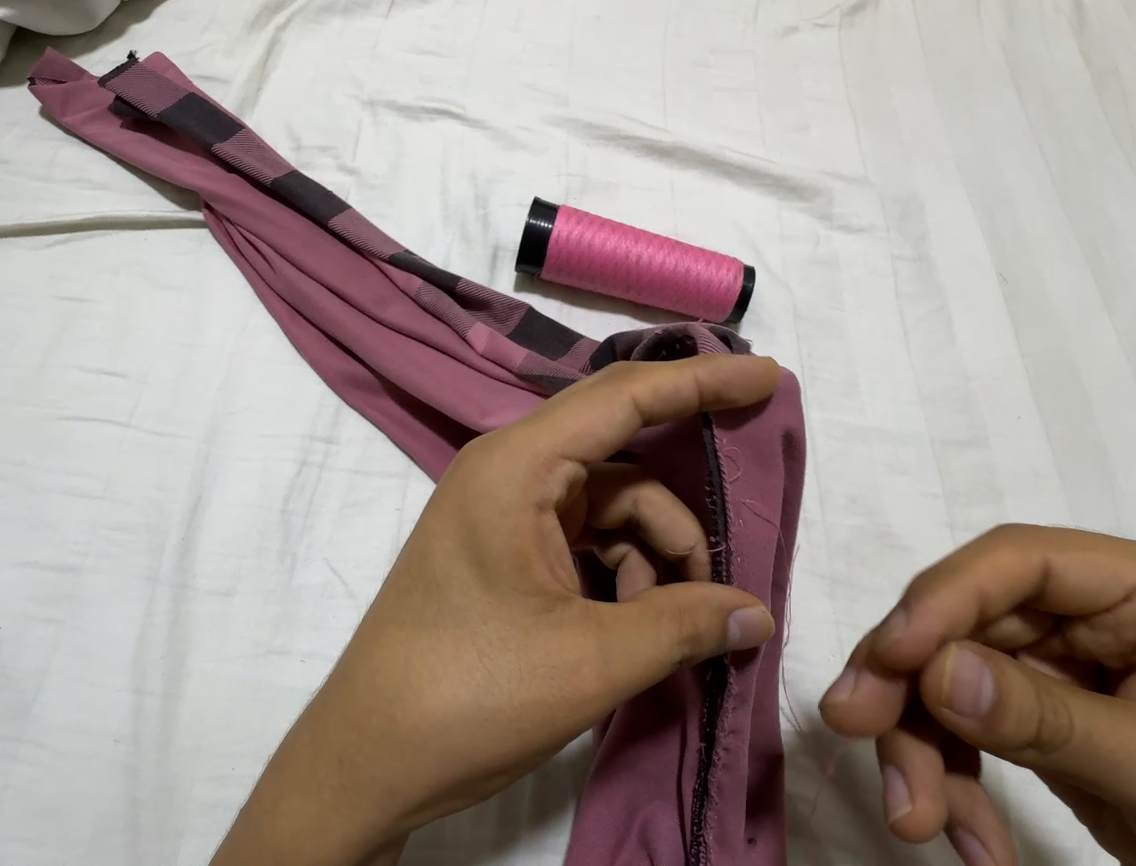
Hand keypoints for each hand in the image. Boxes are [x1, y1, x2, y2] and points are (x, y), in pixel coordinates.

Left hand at [212, 354, 782, 865]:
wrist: (368, 759)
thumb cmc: (468, 695)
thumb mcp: (589, 660)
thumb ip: (682, 626)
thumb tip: (758, 614)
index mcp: (516, 465)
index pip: (622, 397)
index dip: (700, 381)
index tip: (766, 375)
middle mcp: (510, 470)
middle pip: (622, 448)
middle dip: (687, 480)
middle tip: (752, 498)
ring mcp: (508, 511)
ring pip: (614, 504)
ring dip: (660, 551)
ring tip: (686, 619)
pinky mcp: (511, 550)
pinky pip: (590, 537)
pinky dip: (629, 572)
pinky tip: (646, 624)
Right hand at [818, 525, 1135, 865]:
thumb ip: (1055, 722)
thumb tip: (931, 670)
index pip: (1020, 563)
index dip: (944, 598)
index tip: (886, 656)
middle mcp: (1097, 616)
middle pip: (967, 623)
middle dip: (911, 683)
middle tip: (851, 725)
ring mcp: (1068, 673)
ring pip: (952, 679)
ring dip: (923, 746)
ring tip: (916, 821)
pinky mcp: (1048, 727)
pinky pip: (970, 735)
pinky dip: (953, 783)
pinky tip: (966, 840)